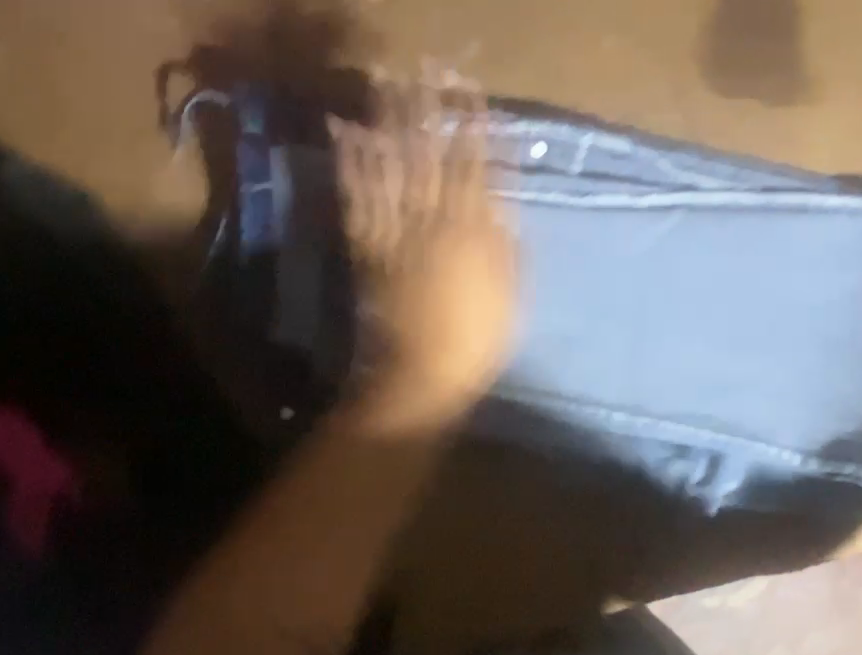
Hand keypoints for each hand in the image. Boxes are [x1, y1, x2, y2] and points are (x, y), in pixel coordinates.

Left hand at [329, 76, 517, 409]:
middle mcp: (435, 221)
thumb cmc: (476, 344)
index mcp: (475, 233)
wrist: (424, 376)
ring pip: (394, 167)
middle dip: (432, 109)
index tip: (474, 92)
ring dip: (391, 123)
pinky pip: (359, 198)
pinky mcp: (370, 248)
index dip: (476, 126)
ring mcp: (398, 232)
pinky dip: (353, 165)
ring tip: (389, 87)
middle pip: (432, 155)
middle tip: (428, 72)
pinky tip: (351, 136)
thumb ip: (508, 249)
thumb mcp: (510, 298)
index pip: (478, 167)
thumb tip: (503, 210)